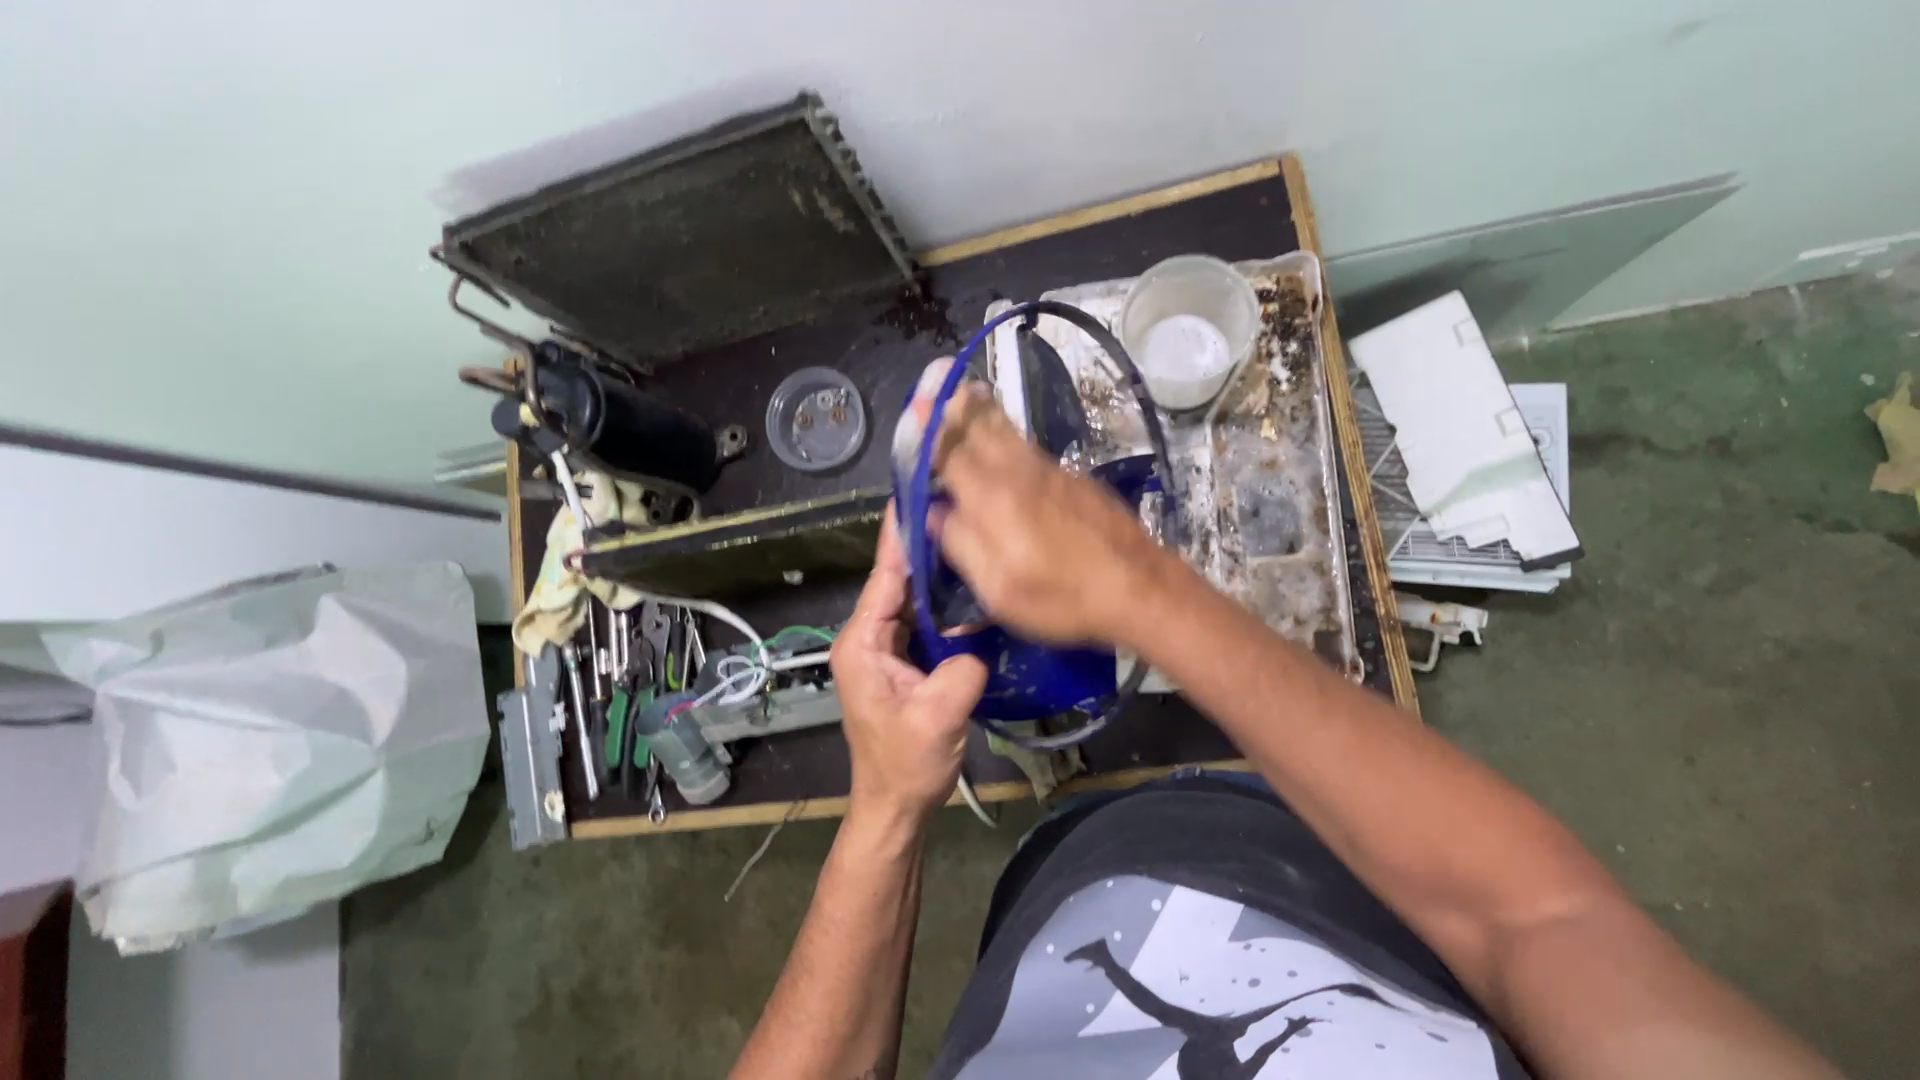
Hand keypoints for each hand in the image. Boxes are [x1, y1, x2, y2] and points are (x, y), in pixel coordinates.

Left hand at [830, 514, 988, 824]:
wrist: (897, 807)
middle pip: (899, 582)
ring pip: (914, 602)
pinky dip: (947, 609)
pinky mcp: (906, 665)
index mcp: (862, 643)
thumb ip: (960, 672)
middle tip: (963, 509)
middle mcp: (869, 639)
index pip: (884, 576)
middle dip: (927, 548)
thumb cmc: (905, 765)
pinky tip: (975, 594)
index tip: (917, 492)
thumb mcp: (936, 719)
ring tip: (974, 541)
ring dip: (940, 578)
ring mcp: (887, 652)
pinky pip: (926, 625)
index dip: (901, 535)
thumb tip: (978, 646)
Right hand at [910, 364, 1182, 648]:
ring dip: (983, 411)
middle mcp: (1018, 474)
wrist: (1139, 587)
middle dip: (955, 406)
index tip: (914, 407)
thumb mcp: (1000, 591)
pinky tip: (1005, 437)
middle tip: (938, 382)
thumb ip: (962, 546)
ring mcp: (1050, 472)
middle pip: (980, 430)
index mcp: (993, 500)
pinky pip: (1029, 446)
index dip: (928, 431)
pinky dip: (1008, 433)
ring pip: (1007, 432)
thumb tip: (933, 512)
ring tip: (967, 392)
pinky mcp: (1073, 479)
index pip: (950, 453)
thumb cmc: (1063, 598)